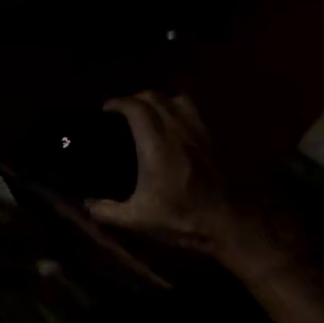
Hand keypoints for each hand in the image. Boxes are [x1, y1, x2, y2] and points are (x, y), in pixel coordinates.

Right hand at [85, 92, 292, 270]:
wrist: (237, 225)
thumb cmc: (185, 219)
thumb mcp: (139, 220)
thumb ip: (107, 211)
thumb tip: (86, 205)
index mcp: (156, 146)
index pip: (135, 108)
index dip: (117, 103)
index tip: (105, 110)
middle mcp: (179, 131)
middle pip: (155, 97)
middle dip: (135, 99)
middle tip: (123, 112)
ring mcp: (203, 133)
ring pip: (179, 100)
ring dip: (161, 101)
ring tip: (152, 115)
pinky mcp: (220, 140)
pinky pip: (198, 114)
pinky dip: (182, 113)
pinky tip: (178, 130)